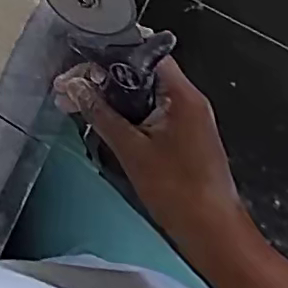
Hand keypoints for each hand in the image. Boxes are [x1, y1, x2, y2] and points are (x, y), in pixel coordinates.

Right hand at [61, 56, 249, 244]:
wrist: (214, 236)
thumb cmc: (177, 191)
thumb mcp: (131, 150)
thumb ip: (101, 113)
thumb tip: (73, 87)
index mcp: (181, 94)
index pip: (144, 52)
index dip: (111, 51)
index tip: (82, 61)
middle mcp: (188, 99)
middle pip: (141, 71)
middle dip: (105, 77)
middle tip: (72, 88)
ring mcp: (188, 117)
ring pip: (144, 92)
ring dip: (114, 96)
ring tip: (80, 103)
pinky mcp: (185, 134)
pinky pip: (152, 110)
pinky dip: (128, 112)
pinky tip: (104, 121)